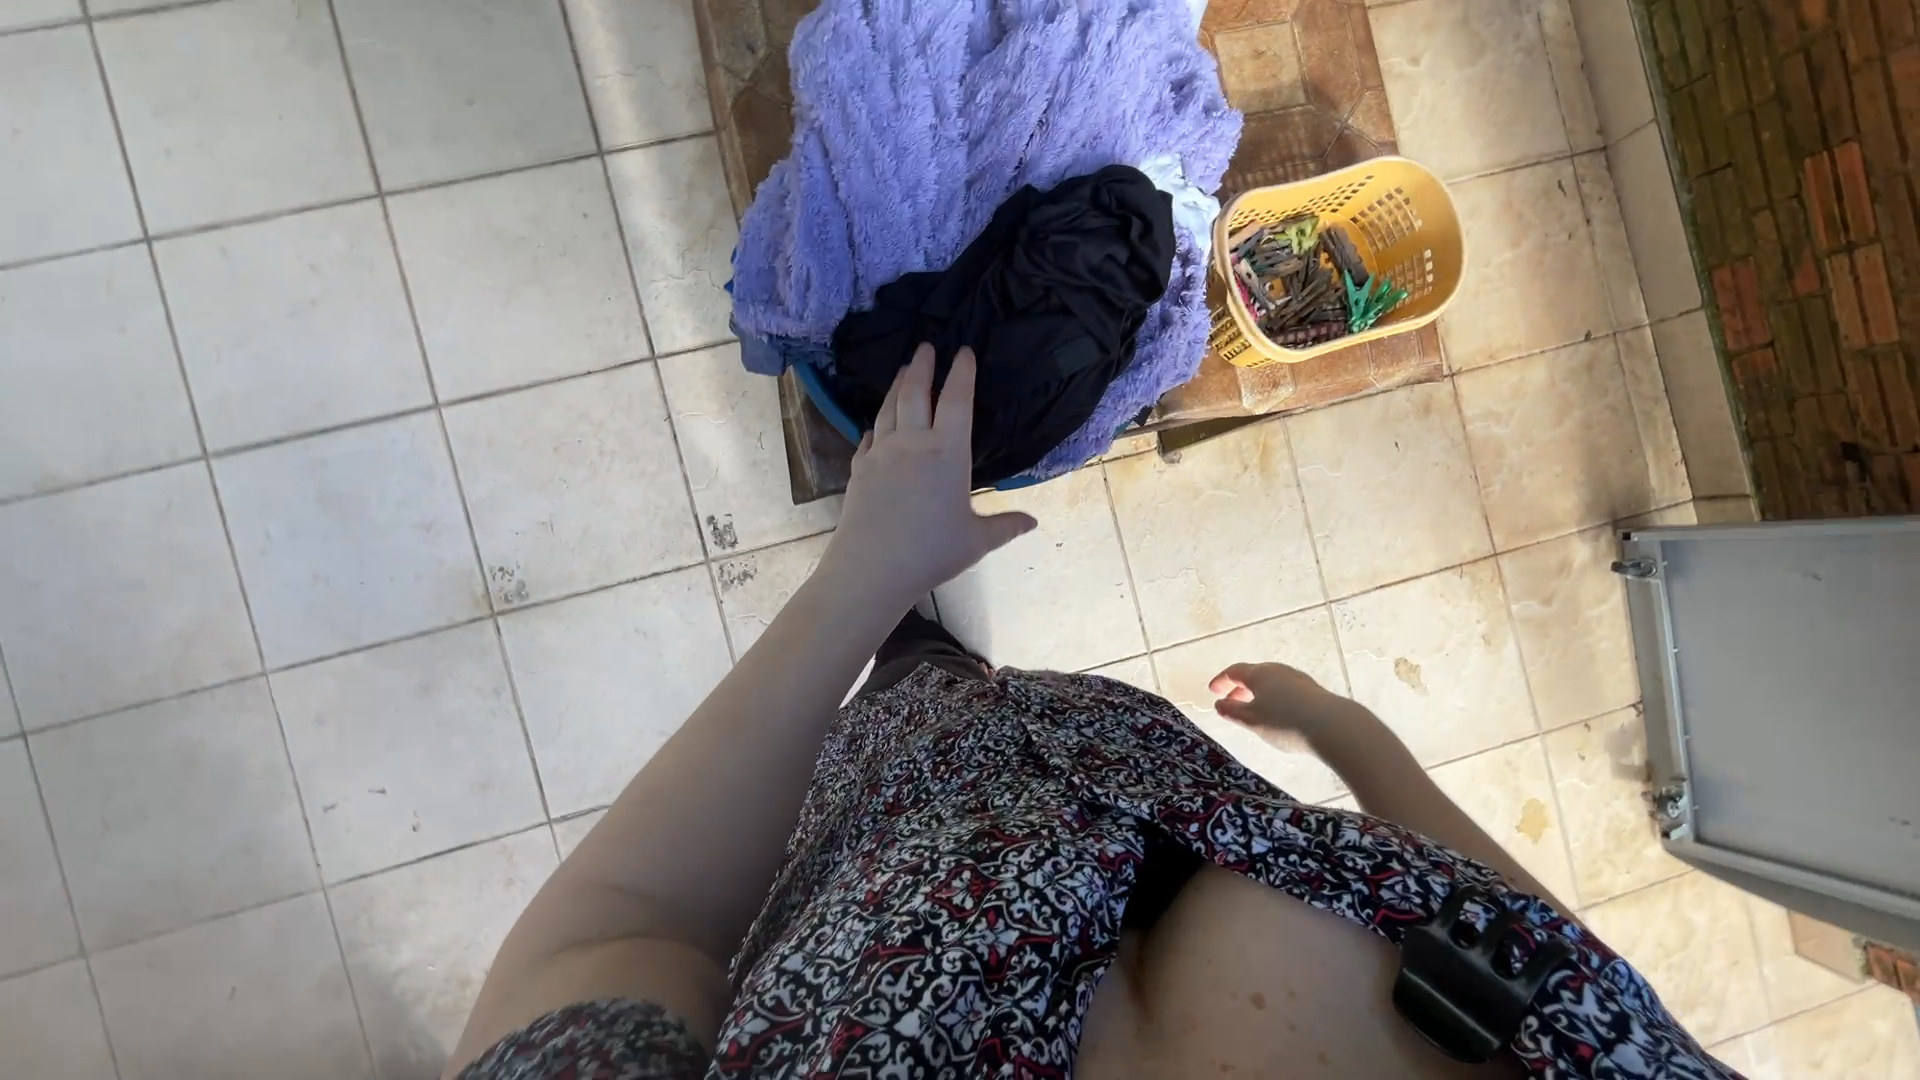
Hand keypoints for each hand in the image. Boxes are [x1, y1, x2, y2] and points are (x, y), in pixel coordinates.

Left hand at [818, 344, 1036, 605]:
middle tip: (926, 347)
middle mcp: (913, 443)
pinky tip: (877, 423)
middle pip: (915, 392)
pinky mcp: (859, 468)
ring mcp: (881, 453)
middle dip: (923, 366)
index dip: (961, 373)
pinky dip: (877, 423)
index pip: (957, 400)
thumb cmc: (932, 552)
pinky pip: (869, 436)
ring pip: (889, 408)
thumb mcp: (977, 540)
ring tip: (903, 371)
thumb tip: (1033, 522)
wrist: (873, 567)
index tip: (964, 351)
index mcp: (947, 453)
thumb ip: (1006, 526)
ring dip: (897, 385)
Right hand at [1208, 662, 1378, 755]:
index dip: (1221, 680)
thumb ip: (1233, 711)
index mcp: (1259, 674)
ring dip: (1259, 692)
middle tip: (1231, 700)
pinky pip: (1287, 689)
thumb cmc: (1285, 722)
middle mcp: (1278, 671)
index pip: (1234, 671)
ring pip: (1272, 681)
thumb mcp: (1252, 720)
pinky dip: (1275, 697)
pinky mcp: (1314, 692)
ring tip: (1255, 708)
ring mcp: (1298, 679)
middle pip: (1254, 674)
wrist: (1334, 727)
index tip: (1212, 690)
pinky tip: (1279, 713)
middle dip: (1240, 687)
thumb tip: (1219, 704)